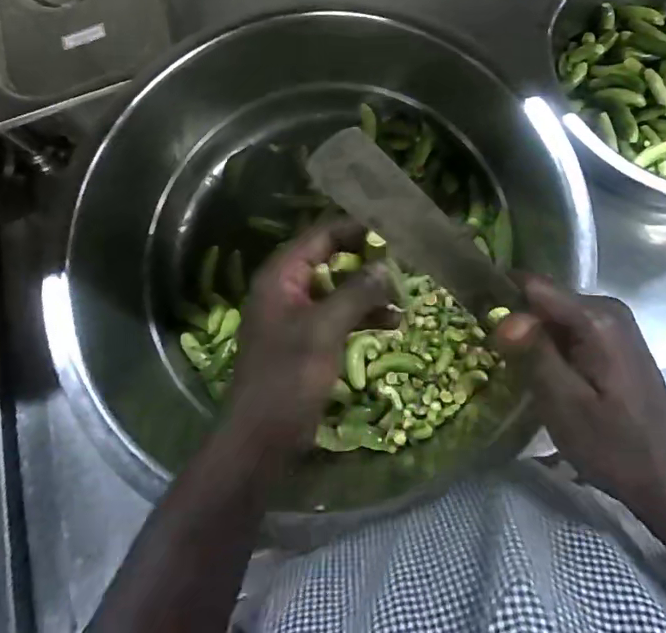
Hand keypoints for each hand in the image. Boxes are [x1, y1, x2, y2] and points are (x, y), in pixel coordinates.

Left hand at [220, 220, 390, 462]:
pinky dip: (362, 315)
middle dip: (367, 260)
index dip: (356, 228)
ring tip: (404, 296)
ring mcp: (296, 313)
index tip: (392, 229)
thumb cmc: (288, 376)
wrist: (261, 437)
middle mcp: (287, 286)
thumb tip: (386, 265)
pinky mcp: (307, 338)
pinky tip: (393, 323)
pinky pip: (337, 314)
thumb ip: (356, 293)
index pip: (321, 235)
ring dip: (369, 290)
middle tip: (404, 261)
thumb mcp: (325, 330)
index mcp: (281, 274)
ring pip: (338, 287)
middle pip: (331, 258)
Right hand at [493, 275, 665, 503]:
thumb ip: (535, 354)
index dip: (502, 299)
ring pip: (552, 313)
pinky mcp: (612, 336)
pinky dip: (550, 344)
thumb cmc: (615, 446)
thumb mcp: (565, 405)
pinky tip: (542, 372)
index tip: (477, 323)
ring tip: (513, 366)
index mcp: (596, 319)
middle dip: (516, 321)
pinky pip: (568, 326)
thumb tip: (504, 317)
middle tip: (495, 356)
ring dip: (531, 335)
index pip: (533, 286)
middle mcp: (606, 307)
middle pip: (543, 298)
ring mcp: (612, 320)